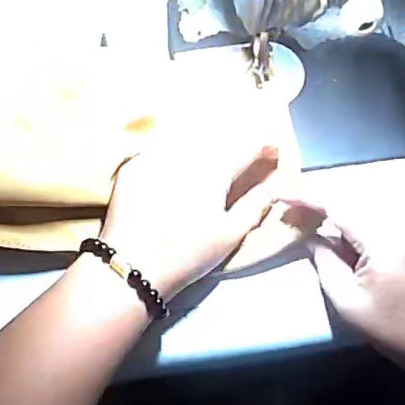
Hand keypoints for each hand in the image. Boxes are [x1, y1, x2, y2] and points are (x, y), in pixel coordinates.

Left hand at [98, 135, 283, 299]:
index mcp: (213, 170)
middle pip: (216, 137)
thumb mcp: (229, 236)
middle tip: (242, 155)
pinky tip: (174, 170)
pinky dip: (172, 153)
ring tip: (209, 157)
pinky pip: (158, 149)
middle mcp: (184, 154)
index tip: (273, 150)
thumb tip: (273, 188)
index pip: (246, 146)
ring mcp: (154, 157)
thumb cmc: (186, 255)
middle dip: (233, 142)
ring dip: (202, 141)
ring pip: (185, 138)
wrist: (131, 267)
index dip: (264, 146)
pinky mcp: (132, 167)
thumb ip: (255, 207)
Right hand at [284, 198, 404, 391]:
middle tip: (300, 215)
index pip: (339, 203)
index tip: (281, 195)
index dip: (306, 196)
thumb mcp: (352, 306)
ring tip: (327, 227)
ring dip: (349, 209)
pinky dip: (371, 215)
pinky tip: (359, 235)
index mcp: (388, 238)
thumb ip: (326, 265)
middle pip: (357, 196)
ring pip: (376, 200)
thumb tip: (314, 238)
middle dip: (326, 203)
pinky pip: (394, 210)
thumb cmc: (404, 334)